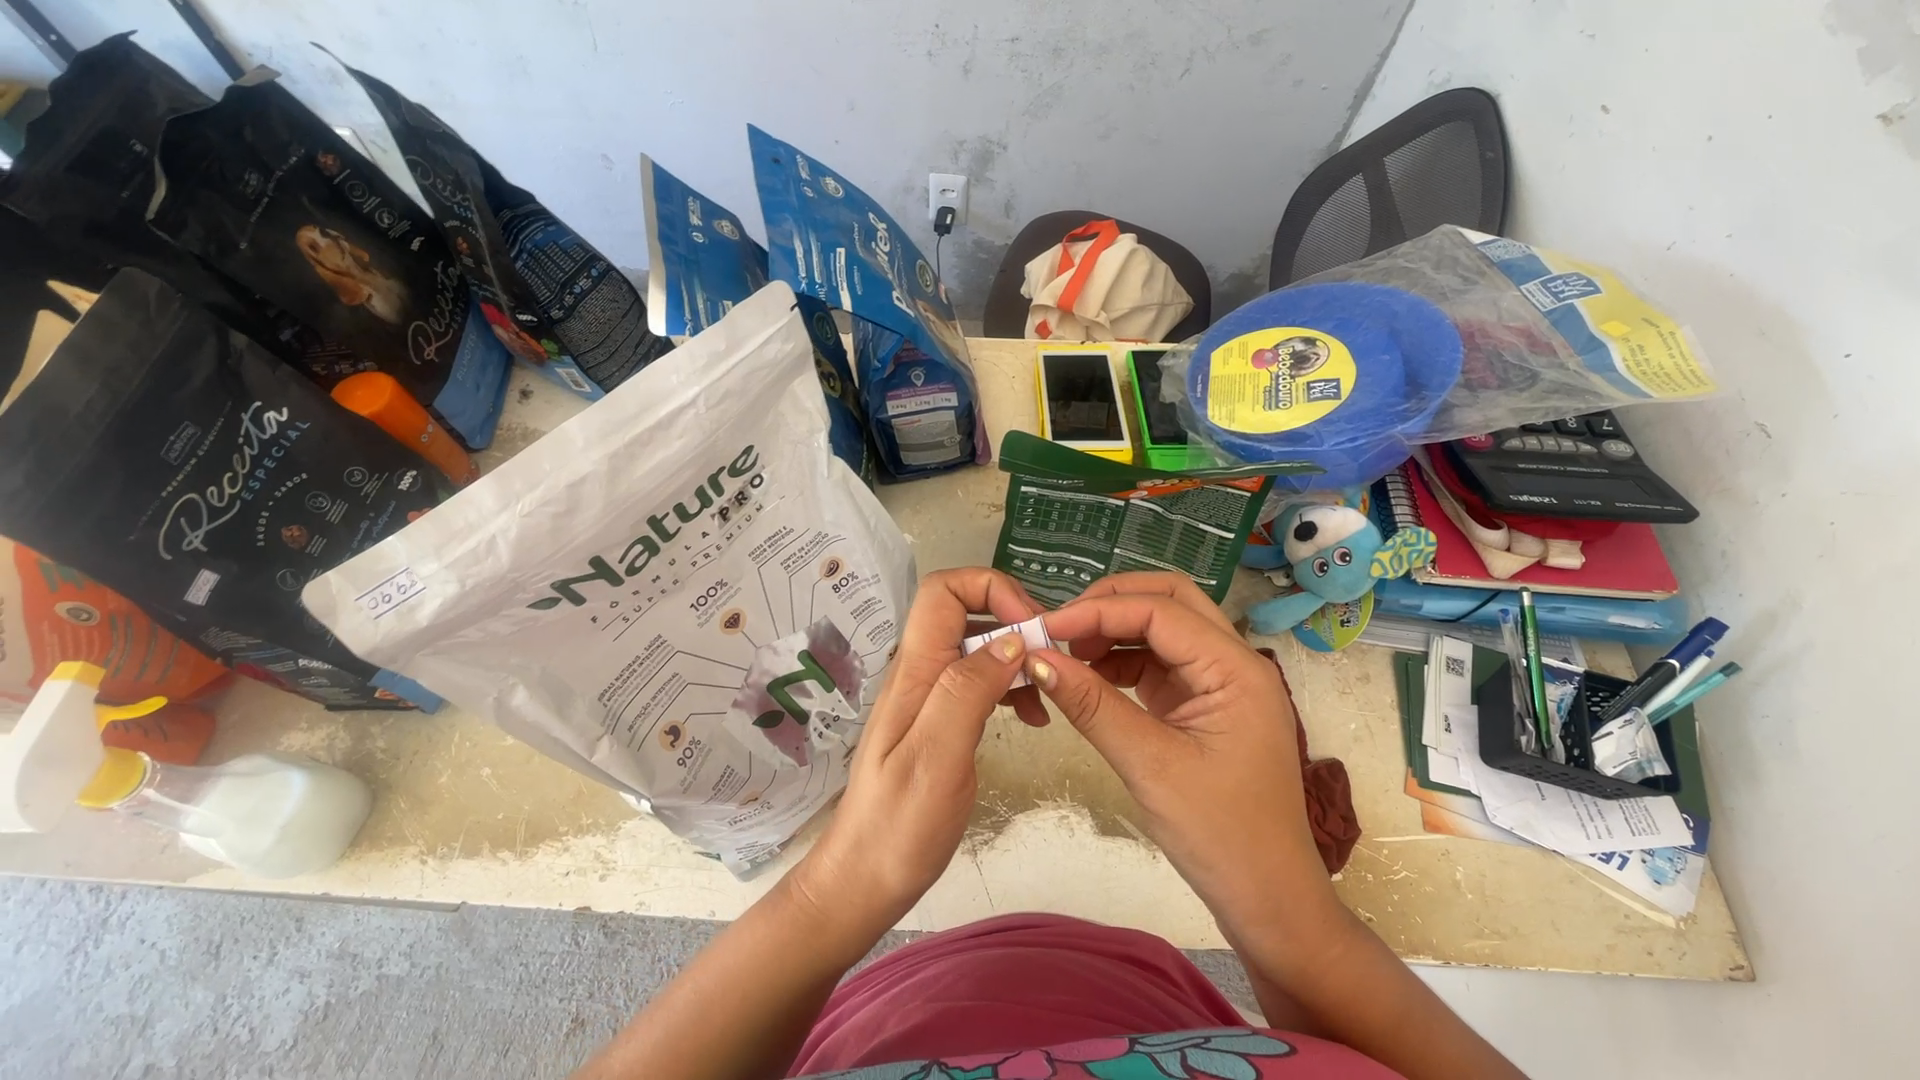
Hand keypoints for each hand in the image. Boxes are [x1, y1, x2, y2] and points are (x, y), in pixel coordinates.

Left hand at [791, 568, 1039, 929]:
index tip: (1031, 627)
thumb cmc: (900, 825)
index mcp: (915, 672)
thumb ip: (969, 691)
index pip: (944, 590)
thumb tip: (1012, 638)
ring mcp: (928, 697)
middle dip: (1014, 620)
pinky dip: (1010, 687)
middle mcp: (919, 674)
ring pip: (977, 646)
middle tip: (1053, 660)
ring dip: (1017, 656)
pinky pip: (979, 682)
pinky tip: (1031, 717)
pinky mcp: (940, 722)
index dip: (991, 589)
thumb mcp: (937, 757)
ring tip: (1047, 693)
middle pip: (965, 610)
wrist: (866, 878)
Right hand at [1030, 573, 1336, 922]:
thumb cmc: (1218, 833)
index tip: (1045, 628)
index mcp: (1236, 668)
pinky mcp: (1203, 707)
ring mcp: (1219, 684)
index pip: (1161, 610)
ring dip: (1114, 632)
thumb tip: (1037, 659)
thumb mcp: (1149, 765)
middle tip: (1059, 627)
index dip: (1098, 611)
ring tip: (1065, 655)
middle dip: (1111, 604)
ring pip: (1163, 630)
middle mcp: (1233, 663)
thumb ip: (1092, 705)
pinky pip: (1159, 665)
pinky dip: (1121, 664)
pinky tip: (1087, 680)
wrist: (1266, 897)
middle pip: (1171, 601)